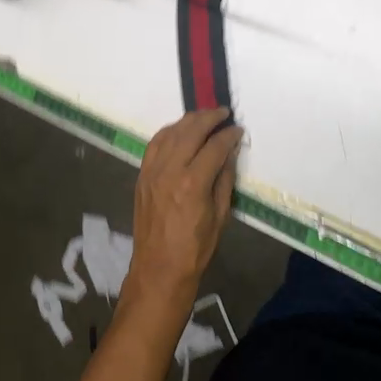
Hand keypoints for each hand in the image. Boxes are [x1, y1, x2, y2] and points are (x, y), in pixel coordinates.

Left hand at [125, 108, 243, 301]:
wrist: (159, 268)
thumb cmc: (196, 248)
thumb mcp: (220, 215)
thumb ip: (224, 179)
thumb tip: (230, 152)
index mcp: (192, 183)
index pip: (214, 147)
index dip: (229, 136)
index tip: (238, 129)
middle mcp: (170, 170)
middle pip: (190, 131)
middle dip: (209, 118)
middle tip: (223, 113)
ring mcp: (152, 171)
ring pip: (170, 132)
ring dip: (188, 120)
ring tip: (204, 116)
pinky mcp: (142, 175)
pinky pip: (154, 143)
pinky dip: (168, 131)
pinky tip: (180, 129)